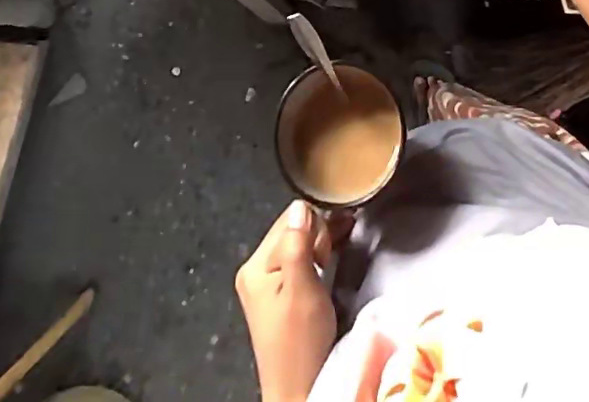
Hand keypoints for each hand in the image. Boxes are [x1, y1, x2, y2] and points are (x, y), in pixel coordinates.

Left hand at [236, 200, 342, 401]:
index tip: (330, 249)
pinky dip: (317, 256)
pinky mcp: (280, 294)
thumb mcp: (302, 289)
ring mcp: (266, 282)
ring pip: (299, 243)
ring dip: (320, 245)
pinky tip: (329, 260)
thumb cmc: (301, 343)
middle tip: (329, 259)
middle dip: (318, 235)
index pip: (290, 220)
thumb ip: (298, 245)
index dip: (316, 227)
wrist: (299, 392)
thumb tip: (300, 205)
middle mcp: (256, 269)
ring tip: (333, 259)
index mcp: (255, 266)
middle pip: (293, 229)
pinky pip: (300, 259)